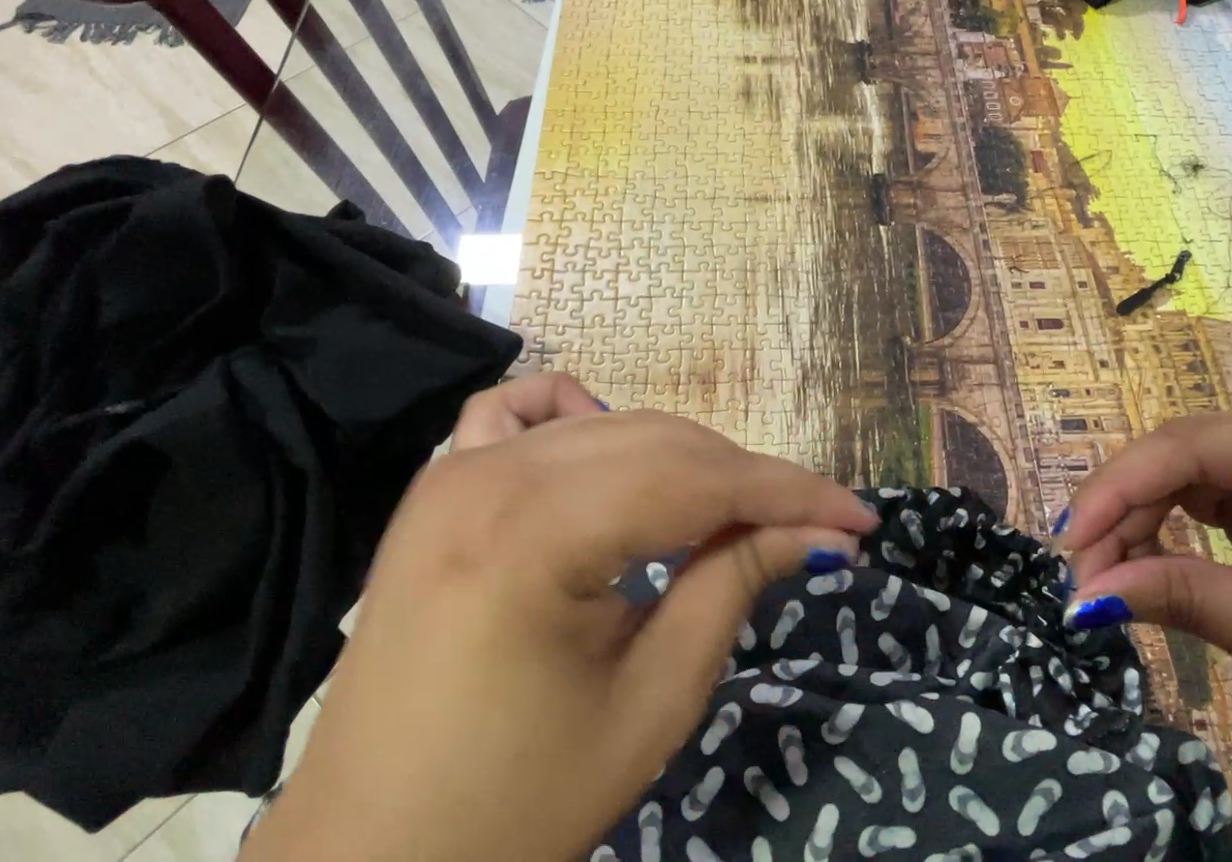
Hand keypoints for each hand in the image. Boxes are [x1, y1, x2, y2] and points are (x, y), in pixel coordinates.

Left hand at [240, 375, 879, 861]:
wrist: (370, 855)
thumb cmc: (518, 801)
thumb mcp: (652, 698)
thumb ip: (734, 584)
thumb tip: (822, 534)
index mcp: (536, 533)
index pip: (698, 481)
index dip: (791, 494)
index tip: (862, 520)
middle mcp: (489, 475)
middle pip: (660, 444)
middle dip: (749, 481)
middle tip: (813, 529)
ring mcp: (452, 473)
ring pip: (607, 428)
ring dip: (684, 461)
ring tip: (733, 515)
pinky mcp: (435, 489)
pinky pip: (517, 415)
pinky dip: (581, 419)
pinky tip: (612, 454)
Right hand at [1058, 407, 1231, 860]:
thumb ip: (1189, 599)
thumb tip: (1082, 596)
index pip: (1204, 443)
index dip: (1123, 486)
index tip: (1071, 544)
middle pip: (1195, 452)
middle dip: (1130, 506)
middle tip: (1083, 572)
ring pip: (1198, 478)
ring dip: (1146, 521)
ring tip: (1108, 576)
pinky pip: (1219, 509)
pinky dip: (1175, 537)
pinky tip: (1149, 567)